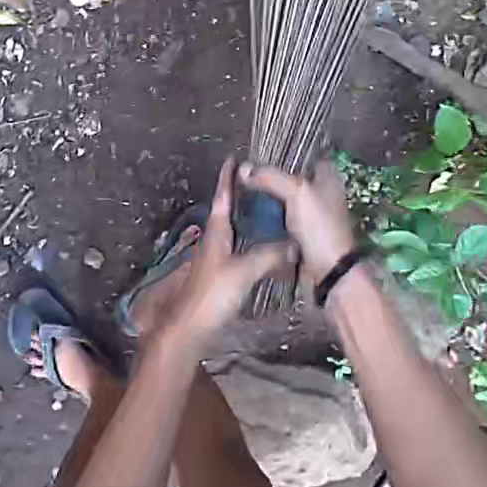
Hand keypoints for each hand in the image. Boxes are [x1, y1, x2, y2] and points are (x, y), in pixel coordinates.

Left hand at [155, 159, 290, 346]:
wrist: (191, 328)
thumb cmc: (212, 294)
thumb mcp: (244, 271)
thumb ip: (269, 256)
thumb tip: (295, 246)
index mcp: (216, 232)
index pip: (222, 197)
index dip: (227, 178)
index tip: (233, 159)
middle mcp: (213, 240)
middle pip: (227, 212)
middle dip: (240, 197)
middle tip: (260, 184)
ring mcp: (215, 258)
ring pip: (233, 232)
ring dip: (246, 221)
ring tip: (267, 212)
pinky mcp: (219, 275)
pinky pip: (238, 250)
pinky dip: (251, 244)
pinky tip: (264, 249)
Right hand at [238, 159, 359, 292]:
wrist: (329, 272)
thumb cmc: (320, 227)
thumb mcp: (296, 192)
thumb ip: (271, 177)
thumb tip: (244, 170)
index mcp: (328, 179)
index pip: (308, 157)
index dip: (288, 154)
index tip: (263, 154)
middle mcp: (322, 195)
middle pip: (293, 179)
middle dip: (272, 177)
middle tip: (247, 174)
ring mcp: (313, 218)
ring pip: (286, 202)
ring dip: (268, 199)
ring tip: (243, 192)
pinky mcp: (303, 236)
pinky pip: (282, 222)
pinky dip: (269, 219)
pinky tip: (251, 216)